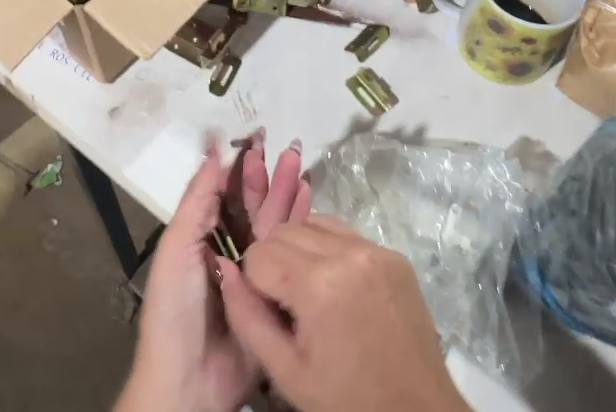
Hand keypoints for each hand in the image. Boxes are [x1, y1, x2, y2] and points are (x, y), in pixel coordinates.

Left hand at [113, 137, 310, 411]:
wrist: (190, 381)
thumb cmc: (175, 310)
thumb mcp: (177, 248)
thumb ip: (196, 200)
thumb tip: (212, 150)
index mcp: (202, 238)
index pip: (225, 194)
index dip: (241, 167)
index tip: (259, 138)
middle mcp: (229, 251)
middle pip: (253, 206)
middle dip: (269, 176)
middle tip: (288, 146)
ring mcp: (255, 273)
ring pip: (274, 225)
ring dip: (287, 194)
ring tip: (301, 163)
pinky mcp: (277, 295)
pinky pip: (291, 255)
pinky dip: (301, 225)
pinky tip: (311, 201)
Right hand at [216, 218, 469, 411]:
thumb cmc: (346, 400)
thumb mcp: (285, 371)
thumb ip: (246, 316)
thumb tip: (223, 268)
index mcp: (319, 284)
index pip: (258, 253)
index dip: (254, 284)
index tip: (269, 314)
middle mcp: (348, 252)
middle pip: (283, 231)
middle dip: (274, 263)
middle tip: (287, 306)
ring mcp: (375, 249)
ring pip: (311, 222)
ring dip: (299, 250)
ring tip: (310, 293)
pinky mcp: (393, 254)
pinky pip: (344, 232)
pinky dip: (328, 249)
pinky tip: (335, 286)